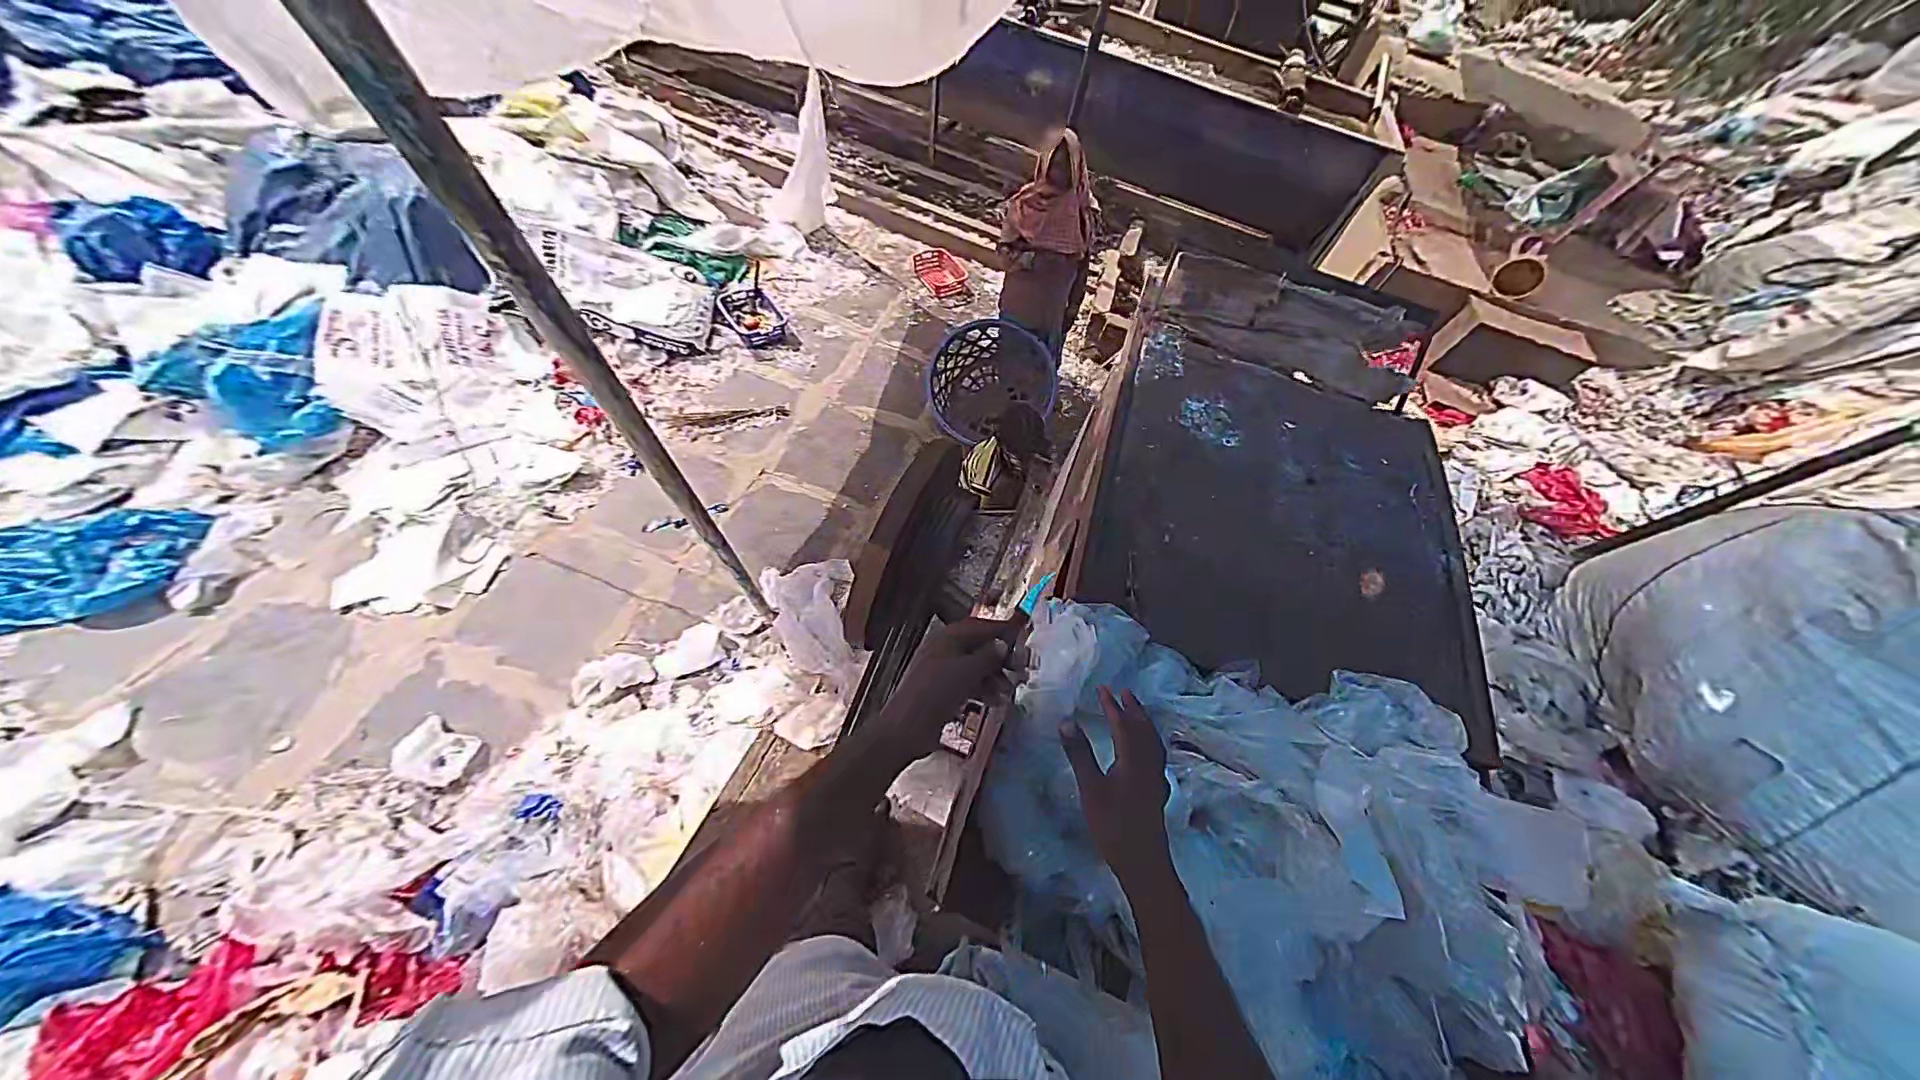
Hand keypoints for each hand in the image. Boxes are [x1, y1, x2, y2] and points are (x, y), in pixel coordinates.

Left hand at [866, 618, 1018, 766]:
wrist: (906, 728)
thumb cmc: (935, 693)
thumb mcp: (967, 671)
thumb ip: (988, 656)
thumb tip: (1002, 644)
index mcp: (947, 639)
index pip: (979, 626)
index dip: (1001, 630)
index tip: (1022, 636)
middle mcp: (944, 651)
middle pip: (978, 647)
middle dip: (1000, 657)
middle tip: (1019, 668)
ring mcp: (942, 672)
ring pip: (974, 667)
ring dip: (993, 676)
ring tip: (1008, 689)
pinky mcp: (942, 692)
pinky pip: (967, 684)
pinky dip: (982, 689)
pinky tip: (995, 701)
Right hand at [1060, 687, 1171, 883]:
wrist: (1143, 862)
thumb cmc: (1113, 824)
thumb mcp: (1090, 788)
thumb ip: (1079, 753)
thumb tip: (1067, 721)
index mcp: (1133, 758)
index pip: (1123, 723)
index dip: (1112, 705)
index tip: (1103, 689)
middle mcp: (1148, 762)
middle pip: (1143, 729)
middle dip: (1132, 709)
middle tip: (1123, 692)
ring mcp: (1156, 777)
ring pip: (1152, 741)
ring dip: (1143, 722)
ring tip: (1135, 711)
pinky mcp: (1157, 789)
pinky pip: (1156, 753)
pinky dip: (1149, 740)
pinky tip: (1145, 748)